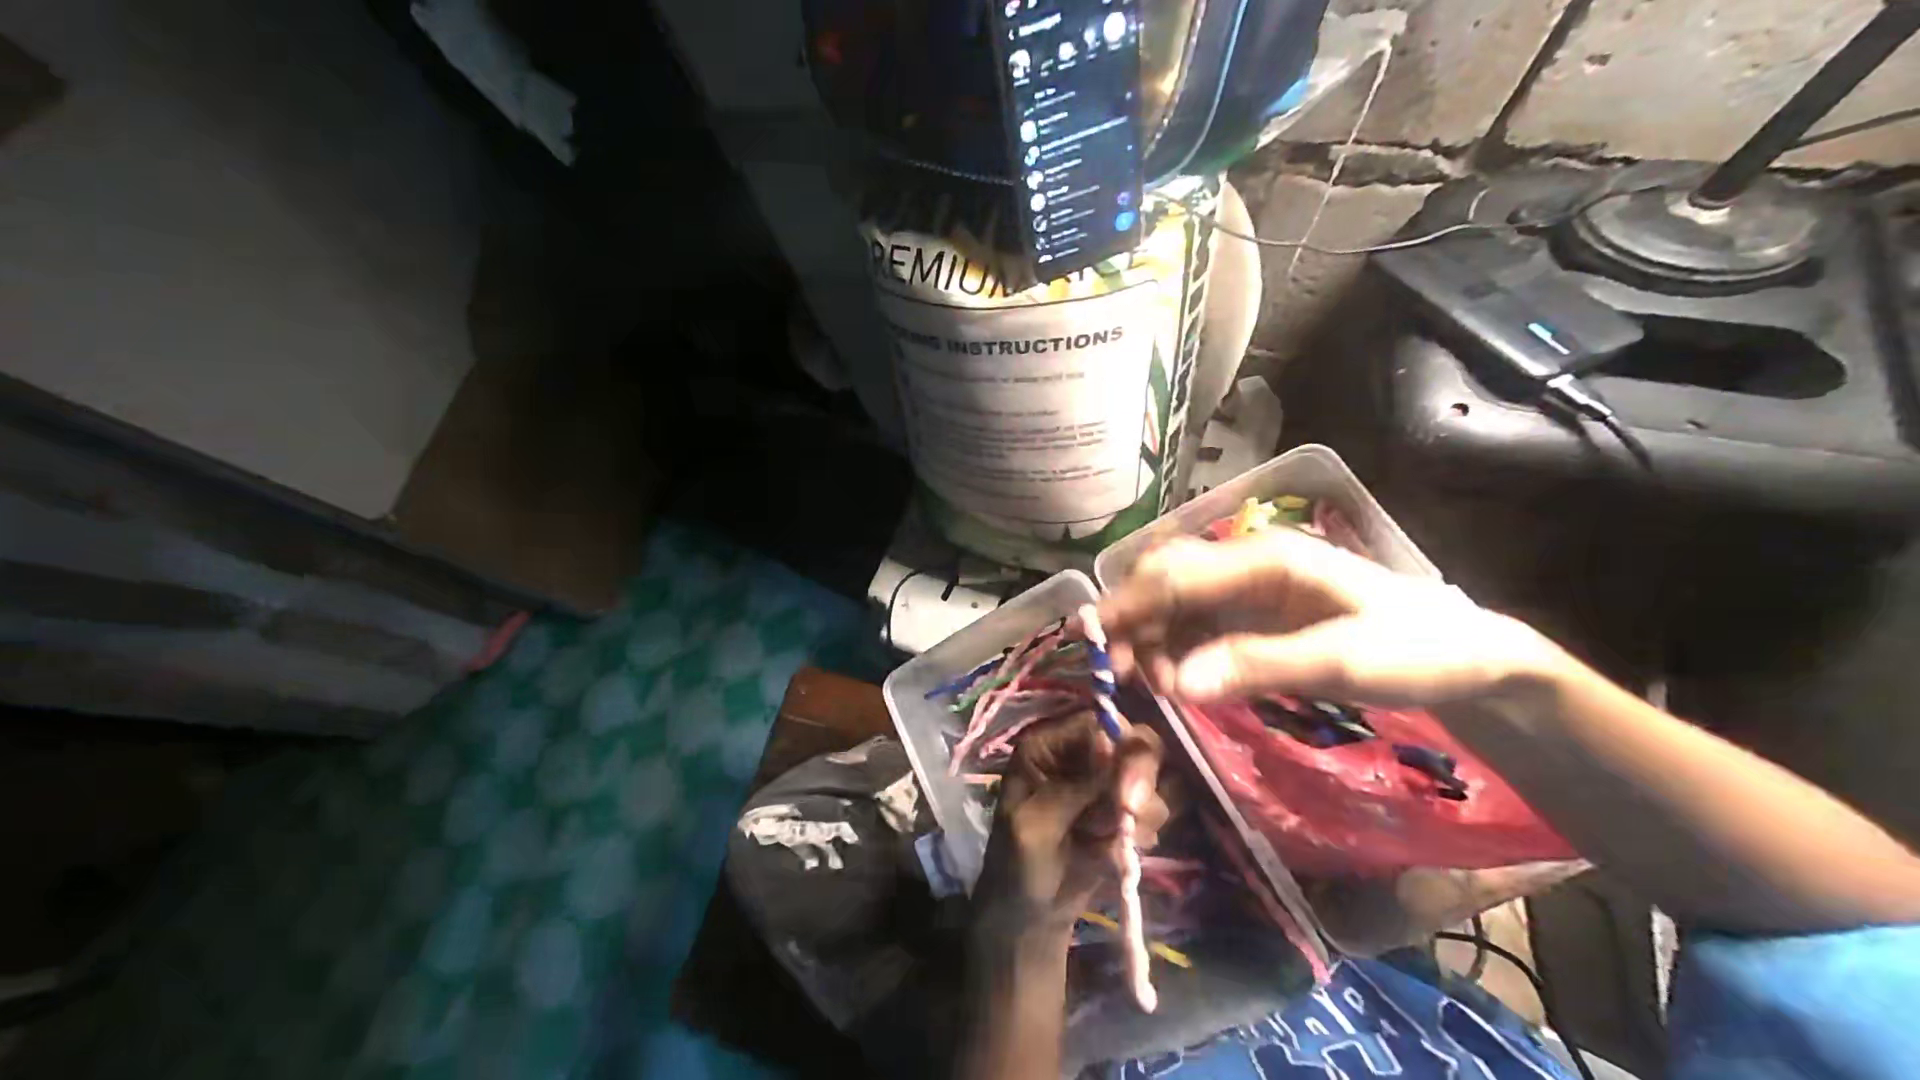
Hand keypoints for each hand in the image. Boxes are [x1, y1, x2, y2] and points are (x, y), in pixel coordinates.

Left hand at [974, 712, 1167, 941]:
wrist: (1030, 917)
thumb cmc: (1017, 864)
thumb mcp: (1035, 824)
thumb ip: (1075, 786)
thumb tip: (1113, 744)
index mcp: (1049, 746)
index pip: (1099, 723)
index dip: (1121, 746)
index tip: (1126, 787)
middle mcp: (1082, 756)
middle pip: (1136, 742)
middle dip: (1139, 780)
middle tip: (1129, 814)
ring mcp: (1108, 784)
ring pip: (1153, 778)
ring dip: (1141, 812)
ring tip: (1111, 841)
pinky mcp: (1127, 814)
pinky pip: (1157, 809)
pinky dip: (1145, 832)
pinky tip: (1119, 853)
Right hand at [1097, 528, 1562, 707]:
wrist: (1472, 658)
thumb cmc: (1416, 650)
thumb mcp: (1343, 661)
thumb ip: (1257, 666)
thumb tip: (1175, 683)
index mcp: (1265, 558)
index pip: (1176, 572)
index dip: (1127, 604)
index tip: (1090, 642)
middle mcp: (1246, 564)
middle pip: (1166, 581)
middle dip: (1133, 622)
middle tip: (1117, 674)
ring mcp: (1249, 590)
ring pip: (1176, 605)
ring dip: (1151, 641)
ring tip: (1147, 686)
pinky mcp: (1254, 616)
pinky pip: (1197, 628)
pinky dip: (1177, 652)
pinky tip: (1174, 680)